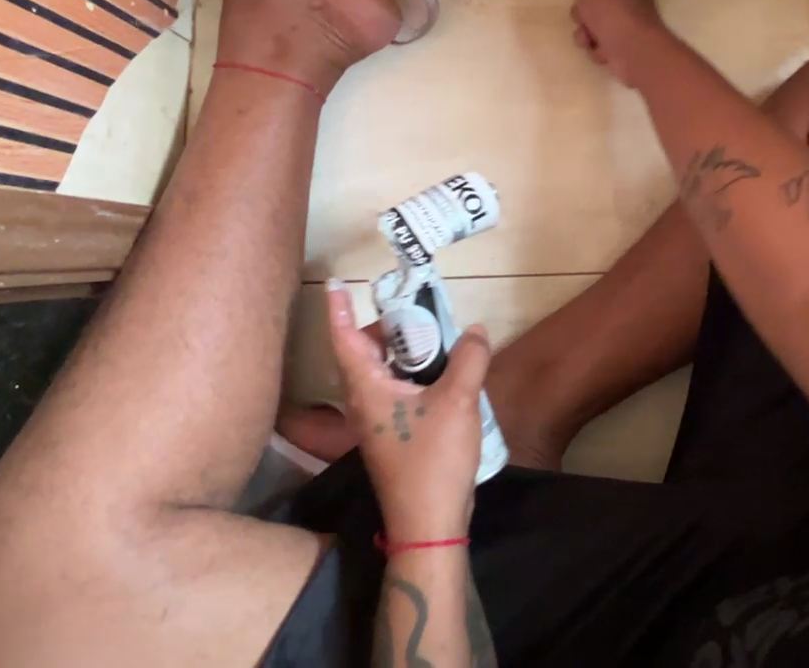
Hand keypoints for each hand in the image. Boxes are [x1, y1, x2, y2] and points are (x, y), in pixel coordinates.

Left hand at [326, 281, 492, 539]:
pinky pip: (397, 391)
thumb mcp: (458, 400)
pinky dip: (413, 373)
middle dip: (385, 327)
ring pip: (383, 373)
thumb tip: (474, 331)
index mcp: (367, 390)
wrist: (429, 524)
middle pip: (364, 353)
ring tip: (435, 335)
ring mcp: (378, 423)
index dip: (339, 310)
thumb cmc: (434, 460)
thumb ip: (468, 358)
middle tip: (415, 309)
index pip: (346, 340)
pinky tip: (443, 372)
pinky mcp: (395, 436)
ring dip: (403, 351)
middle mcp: (365, 403)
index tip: (334, 284)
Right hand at [573, 0, 667, 85]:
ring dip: (585, 28)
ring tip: (592, 34)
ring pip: (590, 20)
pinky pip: (596, 42)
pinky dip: (594, 46)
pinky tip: (601, 49)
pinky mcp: (619, 46)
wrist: (632, 49)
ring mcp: (625, 23)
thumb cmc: (614, 7)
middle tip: (586, 10)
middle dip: (583, 5)